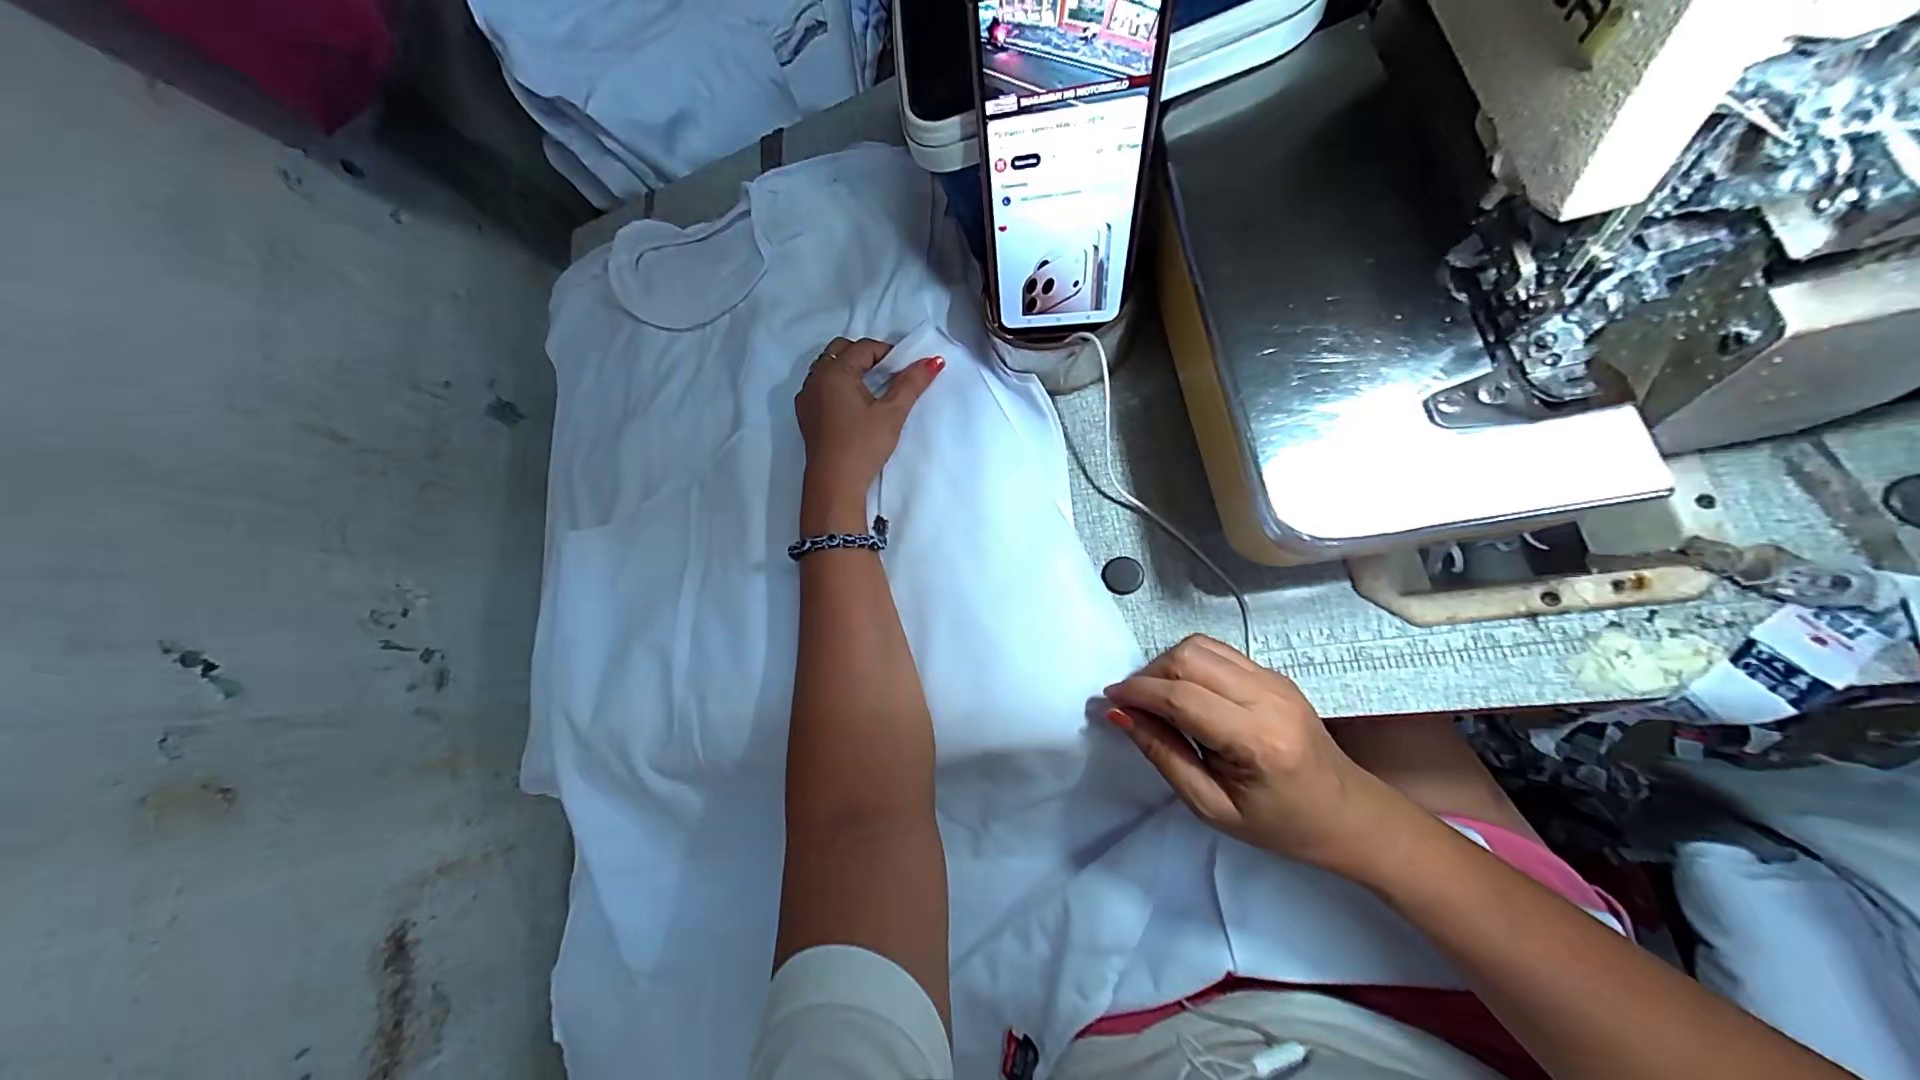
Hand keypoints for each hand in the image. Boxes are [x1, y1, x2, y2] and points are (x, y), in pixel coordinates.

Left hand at [795, 337, 943, 530]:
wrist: (835, 483)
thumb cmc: (864, 446)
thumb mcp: (892, 413)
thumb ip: (912, 383)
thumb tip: (933, 361)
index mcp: (835, 372)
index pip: (863, 348)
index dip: (887, 353)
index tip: (904, 368)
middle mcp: (815, 379)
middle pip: (841, 351)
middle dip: (865, 356)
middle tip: (888, 373)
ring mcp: (806, 397)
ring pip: (828, 368)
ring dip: (849, 369)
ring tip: (872, 388)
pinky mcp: (805, 414)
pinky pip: (820, 386)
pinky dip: (837, 385)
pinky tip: (852, 404)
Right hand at [1104, 635, 1426, 879]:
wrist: (1348, 815)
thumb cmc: (1280, 825)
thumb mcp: (1211, 807)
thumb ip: (1163, 755)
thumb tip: (1120, 715)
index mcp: (1256, 740)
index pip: (1182, 697)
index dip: (1138, 692)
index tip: (1110, 700)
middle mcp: (1268, 697)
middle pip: (1189, 657)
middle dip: (1149, 674)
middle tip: (1133, 704)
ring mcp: (1275, 679)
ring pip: (1201, 646)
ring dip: (1167, 665)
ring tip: (1156, 698)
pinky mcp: (1275, 673)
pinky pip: (1218, 651)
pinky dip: (1189, 664)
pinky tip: (1184, 692)